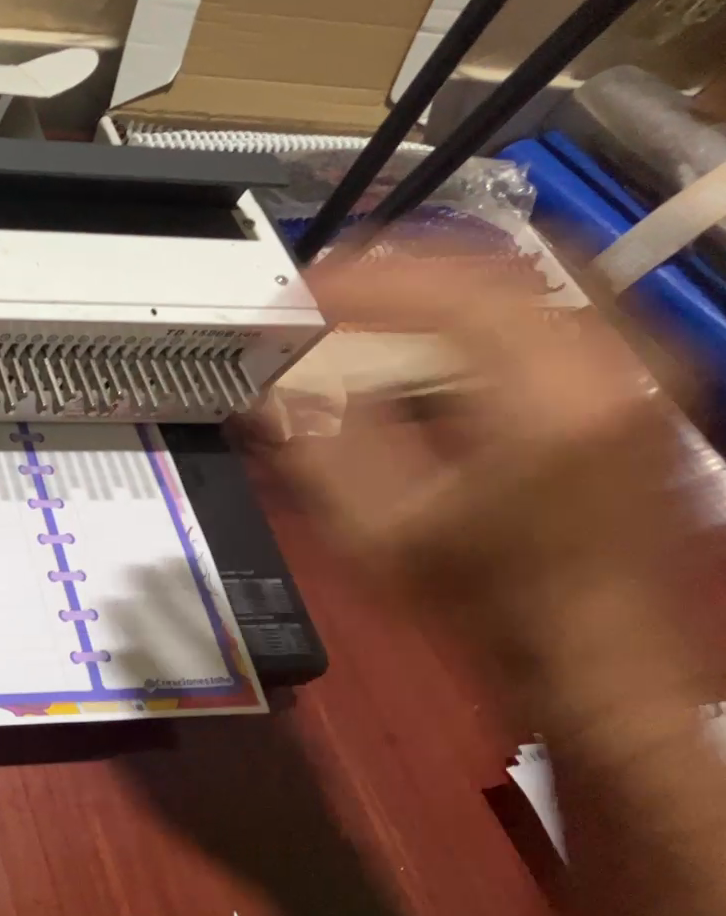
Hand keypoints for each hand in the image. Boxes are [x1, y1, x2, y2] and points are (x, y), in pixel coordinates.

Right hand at [271, 255, 694, 663]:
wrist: (598, 651)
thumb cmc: (484, 598)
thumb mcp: (375, 529)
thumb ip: (319, 445)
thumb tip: (276, 387)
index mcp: (546, 397)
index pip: (449, 289)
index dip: (363, 279)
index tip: (303, 291)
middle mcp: (613, 362)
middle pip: (498, 263)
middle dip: (401, 266)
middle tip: (331, 288)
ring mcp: (639, 370)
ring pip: (529, 278)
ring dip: (438, 283)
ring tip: (370, 306)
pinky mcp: (638, 386)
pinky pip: (551, 310)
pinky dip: (479, 308)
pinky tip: (432, 339)